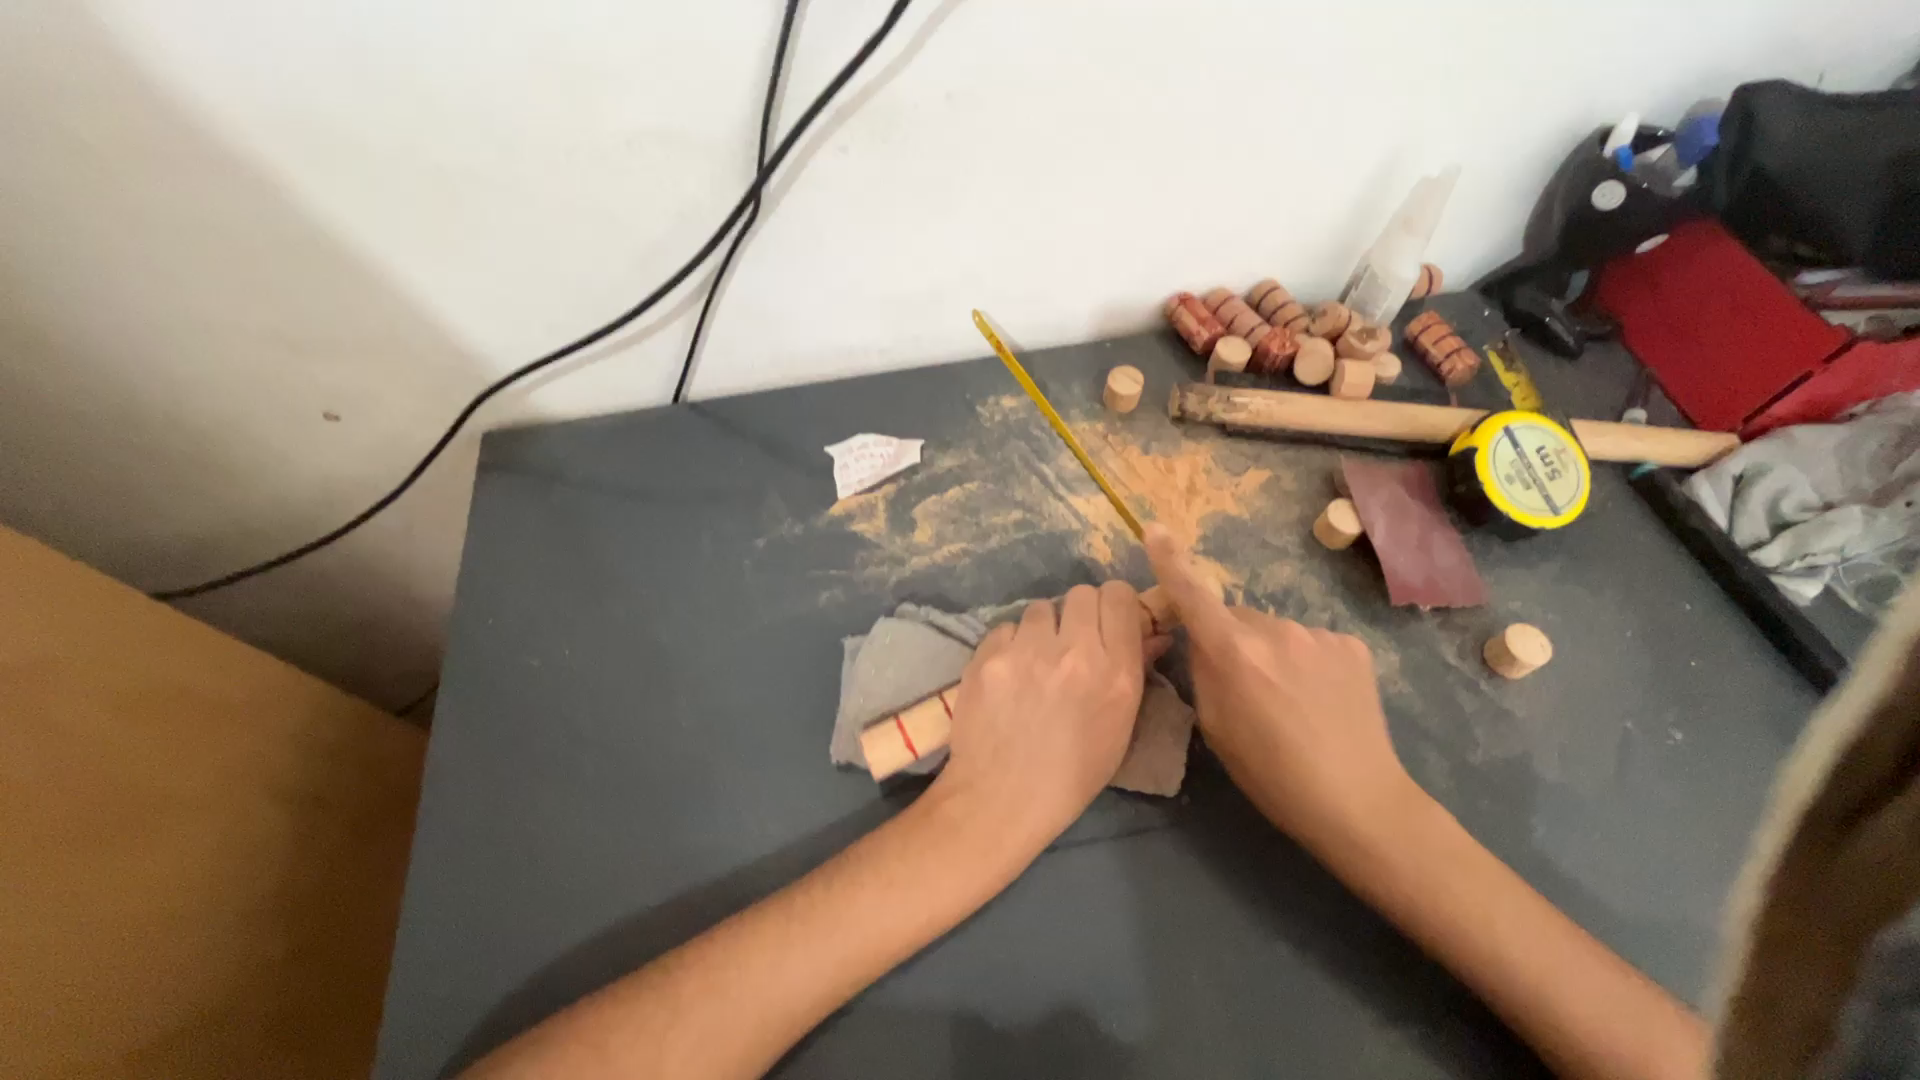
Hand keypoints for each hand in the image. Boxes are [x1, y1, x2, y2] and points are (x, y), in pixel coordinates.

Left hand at [931, 583, 1152, 856]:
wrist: (1002, 798)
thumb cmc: (1072, 773)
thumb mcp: (1120, 728)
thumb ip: (1135, 671)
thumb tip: (1151, 633)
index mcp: (1115, 672)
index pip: (1119, 596)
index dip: (1115, 605)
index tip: (1108, 622)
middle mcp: (1073, 652)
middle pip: (1081, 593)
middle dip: (1079, 613)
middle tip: (1071, 641)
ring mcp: (1026, 651)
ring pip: (1040, 608)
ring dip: (1043, 629)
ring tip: (1036, 662)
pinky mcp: (987, 656)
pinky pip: (1005, 628)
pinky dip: (1009, 645)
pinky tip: (1008, 675)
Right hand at [1144, 525, 1417, 850]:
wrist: (1357, 800)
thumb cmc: (1270, 774)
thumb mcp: (1215, 727)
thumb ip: (1203, 672)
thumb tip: (1203, 641)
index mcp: (1234, 653)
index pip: (1193, 596)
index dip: (1171, 561)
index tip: (1156, 529)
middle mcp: (1275, 631)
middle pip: (1235, 618)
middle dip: (1230, 640)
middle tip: (1242, 687)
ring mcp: (1318, 635)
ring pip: (1274, 631)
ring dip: (1269, 652)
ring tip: (1288, 701)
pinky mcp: (1351, 645)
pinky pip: (1309, 642)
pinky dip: (1304, 661)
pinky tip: (1318, 699)